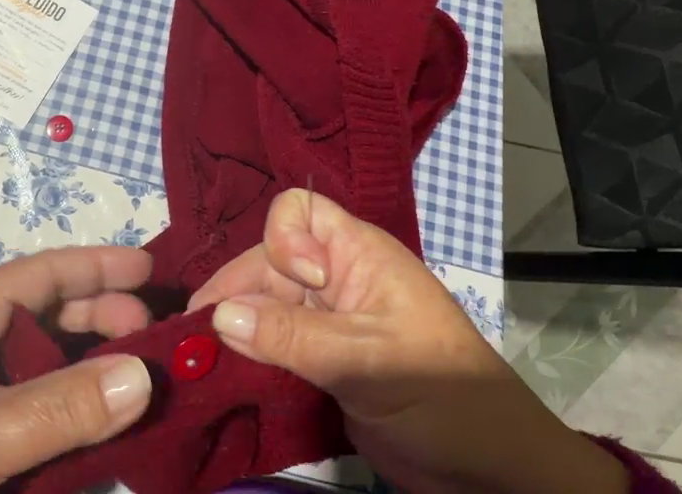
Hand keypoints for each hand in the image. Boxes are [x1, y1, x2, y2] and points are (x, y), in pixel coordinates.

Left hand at [0, 246, 155, 493]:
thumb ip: (63, 407)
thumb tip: (145, 375)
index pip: (46, 272)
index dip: (100, 266)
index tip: (153, 270)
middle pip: (53, 311)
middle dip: (106, 316)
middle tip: (160, 337)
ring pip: (49, 359)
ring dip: (95, 363)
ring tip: (144, 375)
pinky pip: (39, 402)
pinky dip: (76, 404)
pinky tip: (105, 420)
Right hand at [189, 190, 628, 493]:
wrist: (491, 469)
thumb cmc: (445, 395)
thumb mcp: (369, 361)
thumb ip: (294, 338)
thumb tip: (219, 316)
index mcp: (356, 255)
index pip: (298, 213)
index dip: (282, 240)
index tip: (290, 284)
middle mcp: (334, 280)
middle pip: (266, 265)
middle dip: (232, 294)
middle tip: (191, 341)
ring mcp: (326, 323)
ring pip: (262, 309)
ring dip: (230, 332)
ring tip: (192, 363)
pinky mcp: (319, 364)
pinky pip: (271, 348)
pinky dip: (244, 360)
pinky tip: (217, 379)